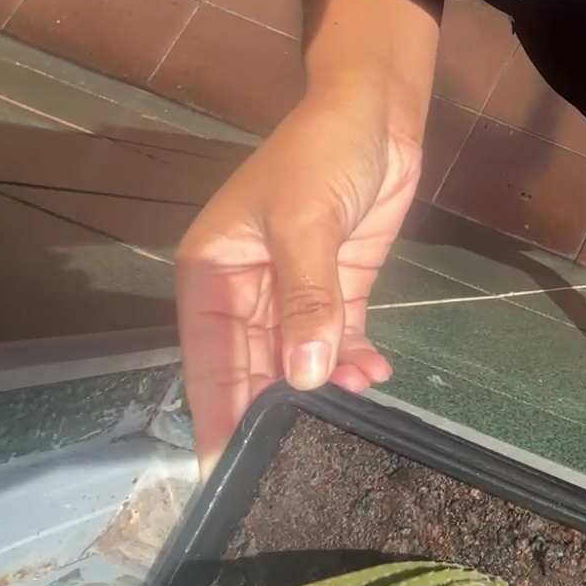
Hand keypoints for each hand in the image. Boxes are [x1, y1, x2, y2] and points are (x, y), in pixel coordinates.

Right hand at [174, 82, 419, 472]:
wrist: (376, 117)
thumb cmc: (322, 158)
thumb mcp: (305, 224)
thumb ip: (305, 300)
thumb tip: (301, 378)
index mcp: (213, 273)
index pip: (208, 355)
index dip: (218, 409)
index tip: (222, 468)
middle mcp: (249, 287)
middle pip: (256, 361)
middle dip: (276, 405)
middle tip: (298, 460)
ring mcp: (300, 285)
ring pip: (304, 349)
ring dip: (325, 381)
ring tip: (353, 412)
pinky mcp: (344, 279)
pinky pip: (343, 328)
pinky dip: (354, 353)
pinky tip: (373, 376)